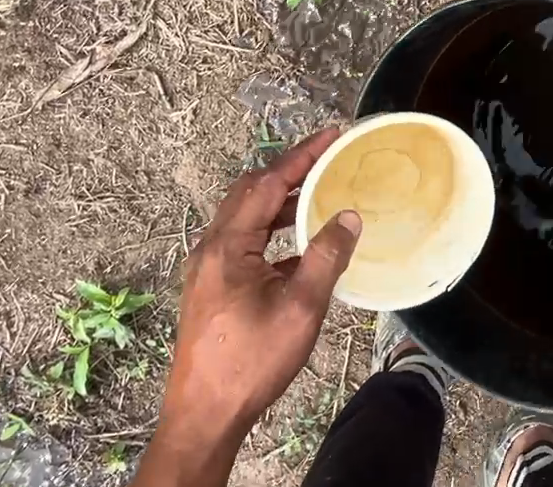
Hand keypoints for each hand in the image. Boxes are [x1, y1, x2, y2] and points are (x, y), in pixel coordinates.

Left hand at [139, 128, 360, 483]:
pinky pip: (245, 240)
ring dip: (281, 200)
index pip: (268, 183)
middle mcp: (212, 249)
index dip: (302, 155)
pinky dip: (273, 228)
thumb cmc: (252, 361)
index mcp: (228, 247)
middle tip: (327, 158)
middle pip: (250, 191)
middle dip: (289, 170)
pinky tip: (300, 245)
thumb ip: (326, 256)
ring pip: (246, 216)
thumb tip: (349, 216)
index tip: (333, 134)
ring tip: (319, 194)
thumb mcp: (301, 307)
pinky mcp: (212, 287)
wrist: (203, 418)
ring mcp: (209, 269)